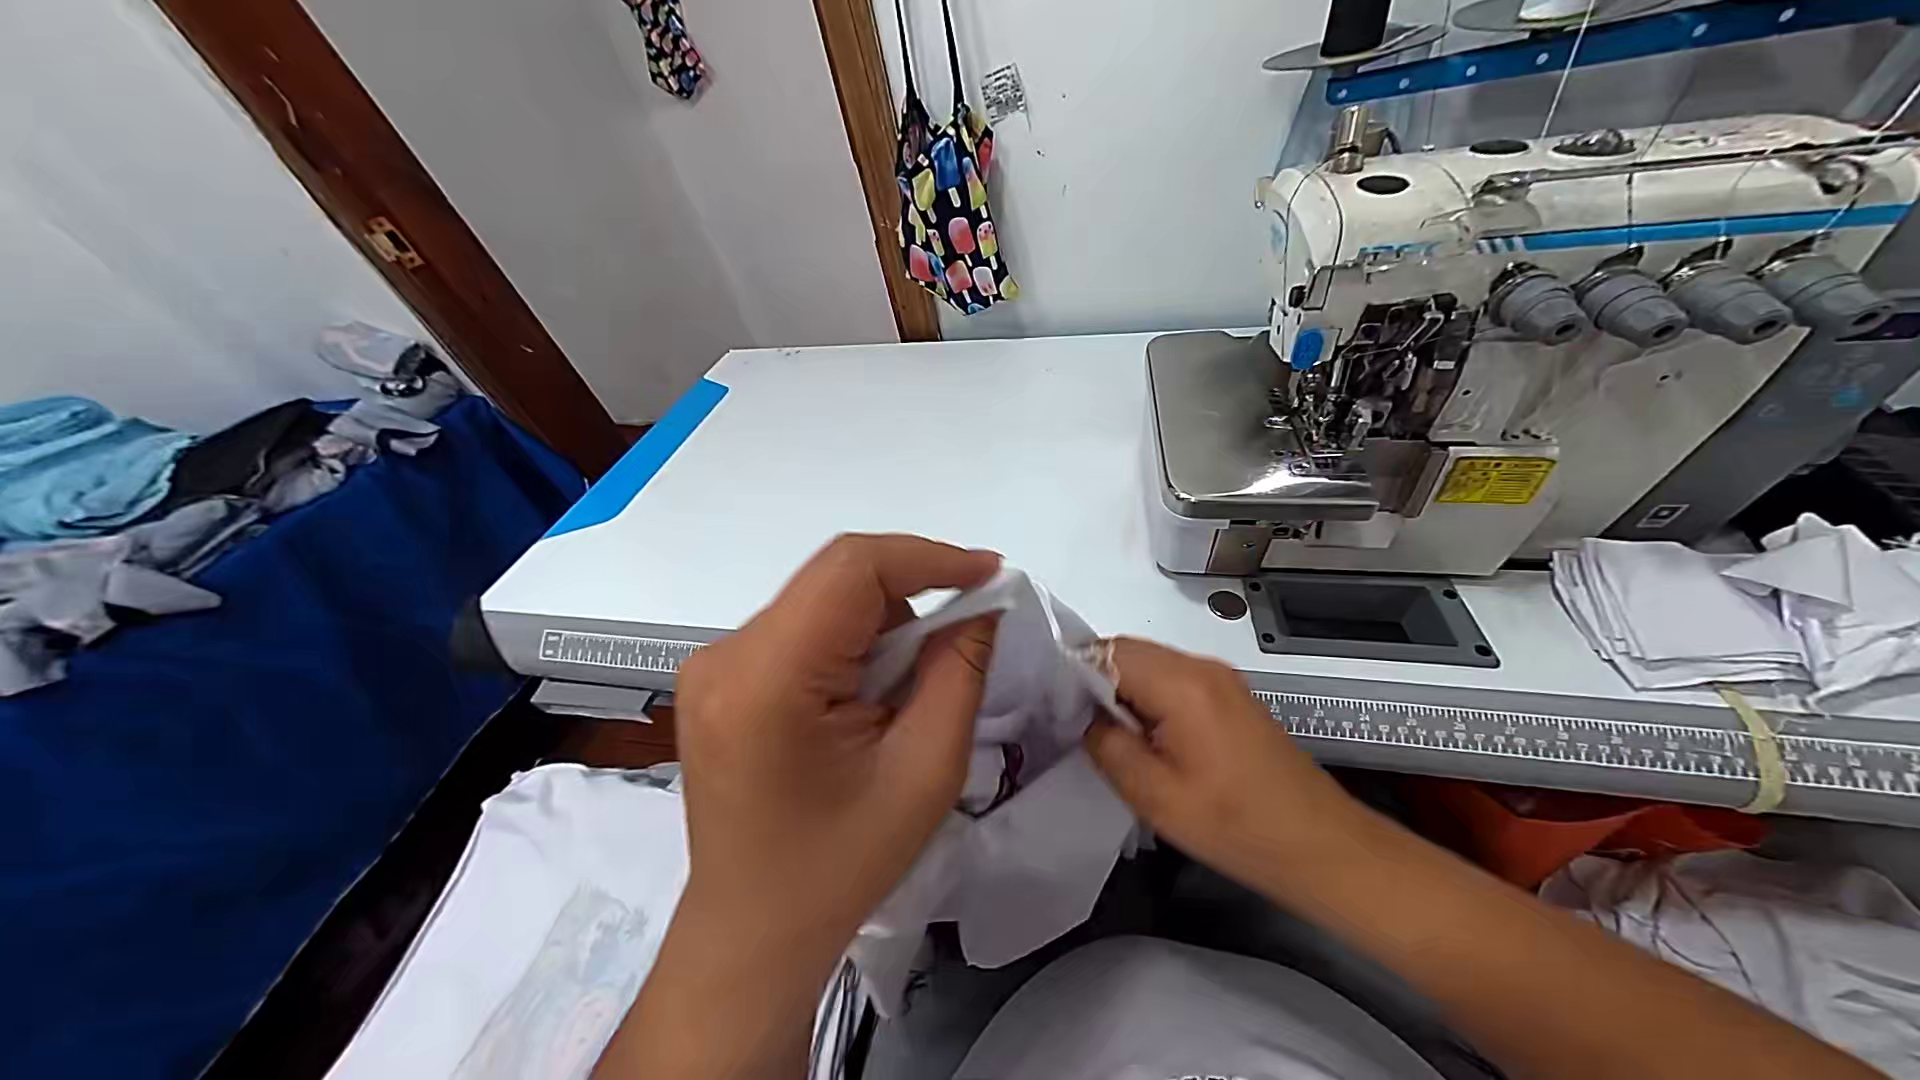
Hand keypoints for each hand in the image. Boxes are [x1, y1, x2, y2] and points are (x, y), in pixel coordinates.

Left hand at [672, 533, 999, 966]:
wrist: (754, 930)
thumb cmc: (841, 866)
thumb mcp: (924, 771)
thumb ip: (958, 672)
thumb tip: (982, 606)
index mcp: (766, 679)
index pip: (851, 568)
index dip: (927, 557)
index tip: (989, 574)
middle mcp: (726, 654)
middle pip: (836, 579)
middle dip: (911, 594)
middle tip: (964, 632)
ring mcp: (715, 663)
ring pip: (823, 599)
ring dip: (882, 623)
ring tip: (907, 688)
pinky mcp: (721, 676)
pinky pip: (803, 626)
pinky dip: (852, 642)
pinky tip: (870, 693)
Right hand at [1083, 637, 1361, 888]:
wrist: (1320, 846)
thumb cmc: (1234, 824)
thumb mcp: (1152, 794)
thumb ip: (1105, 742)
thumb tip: (1082, 713)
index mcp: (1181, 683)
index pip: (1107, 651)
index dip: (1073, 673)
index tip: (1054, 707)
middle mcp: (1201, 665)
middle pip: (1128, 650)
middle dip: (1095, 680)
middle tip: (1075, 722)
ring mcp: (1220, 677)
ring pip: (1149, 663)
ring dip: (1121, 688)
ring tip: (1107, 732)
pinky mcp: (1229, 694)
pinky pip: (1172, 678)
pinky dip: (1148, 695)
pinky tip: (1143, 734)